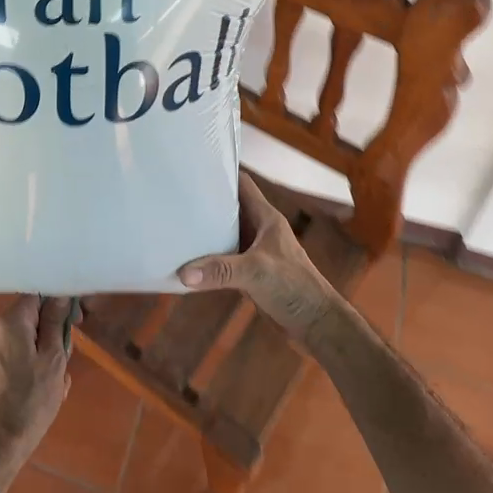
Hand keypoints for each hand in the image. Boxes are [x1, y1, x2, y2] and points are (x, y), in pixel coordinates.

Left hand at [0, 296, 74, 490]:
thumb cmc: (31, 399)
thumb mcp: (53, 359)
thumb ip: (55, 323)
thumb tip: (60, 296)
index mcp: (10, 320)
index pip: (37, 294)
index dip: (58, 303)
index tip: (76, 321)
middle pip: (32, 314)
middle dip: (53, 331)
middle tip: (67, 356)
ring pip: (28, 335)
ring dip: (46, 350)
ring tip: (57, 377)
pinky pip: (19, 350)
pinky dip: (34, 361)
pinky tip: (47, 385)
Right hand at [180, 174, 340, 337]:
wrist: (316, 324)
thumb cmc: (294, 287)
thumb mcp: (256, 272)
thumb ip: (220, 270)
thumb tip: (183, 272)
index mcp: (266, 218)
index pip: (242, 184)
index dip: (221, 173)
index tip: (194, 168)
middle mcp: (260, 231)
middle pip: (230, 208)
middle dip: (206, 202)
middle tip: (175, 195)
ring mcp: (255, 252)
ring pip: (226, 233)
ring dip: (206, 230)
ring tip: (176, 222)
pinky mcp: (251, 273)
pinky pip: (225, 257)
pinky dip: (209, 256)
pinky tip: (190, 258)